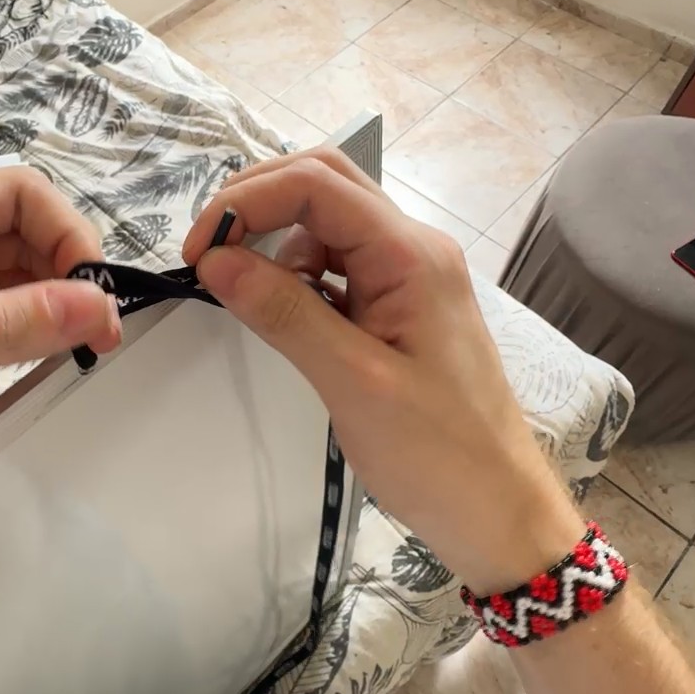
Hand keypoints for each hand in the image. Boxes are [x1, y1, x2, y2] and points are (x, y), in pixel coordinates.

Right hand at [183, 149, 584, 593]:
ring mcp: (407, 274)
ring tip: (251, 297)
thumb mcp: (353, 382)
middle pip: (324, 184)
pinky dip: (297, 275)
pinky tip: (284, 313)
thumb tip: (215, 260)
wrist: (496, 509)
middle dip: (258, 204)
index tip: (199, 253)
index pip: (317, 184)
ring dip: (277, 243)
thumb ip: (284, 313)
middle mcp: (411, 247)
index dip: (247, 202)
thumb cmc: (437, 453)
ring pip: (326, 223)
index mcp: (410, 253)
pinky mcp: (396, 303)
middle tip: (209, 253)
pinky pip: (337, 265)